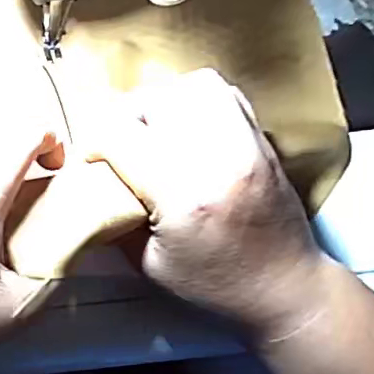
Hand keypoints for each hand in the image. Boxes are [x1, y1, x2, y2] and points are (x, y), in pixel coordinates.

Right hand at [89, 69, 338, 341]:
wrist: (284, 286)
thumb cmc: (215, 285)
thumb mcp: (149, 264)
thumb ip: (117, 218)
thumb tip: (94, 186)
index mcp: (183, 195)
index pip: (119, 135)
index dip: (92, 146)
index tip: (90, 165)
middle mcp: (215, 157)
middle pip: (151, 102)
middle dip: (122, 122)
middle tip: (119, 151)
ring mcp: (244, 141)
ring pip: (187, 87)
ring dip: (159, 104)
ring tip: (151, 134)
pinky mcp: (259, 138)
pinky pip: (221, 92)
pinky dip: (193, 100)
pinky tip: (184, 128)